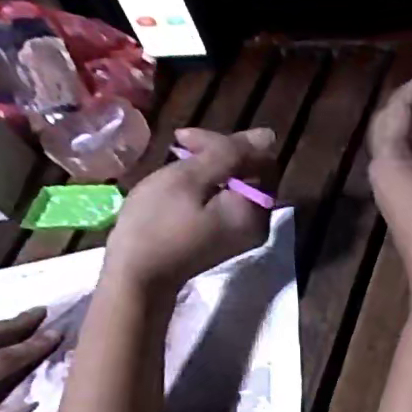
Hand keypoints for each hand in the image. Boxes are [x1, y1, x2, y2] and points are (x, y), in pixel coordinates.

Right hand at [105, 127, 276, 294]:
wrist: (141, 274)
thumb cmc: (158, 222)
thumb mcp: (190, 178)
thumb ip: (230, 155)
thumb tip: (269, 137)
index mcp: (255, 209)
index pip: (258, 159)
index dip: (227, 141)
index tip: (185, 138)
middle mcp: (260, 223)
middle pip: (253, 173)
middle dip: (220, 153)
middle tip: (180, 145)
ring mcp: (247, 234)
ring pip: (240, 186)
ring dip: (213, 168)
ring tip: (178, 160)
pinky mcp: (230, 238)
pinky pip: (230, 203)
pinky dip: (211, 187)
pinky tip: (185, 182)